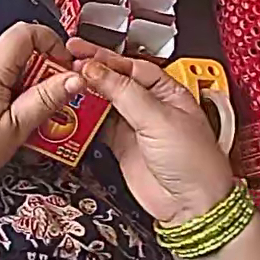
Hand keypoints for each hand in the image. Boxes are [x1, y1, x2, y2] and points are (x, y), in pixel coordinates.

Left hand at [0, 22, 83, 194]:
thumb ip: (47, 99)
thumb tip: (76, 78)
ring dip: (31, 82)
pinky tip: (21, 118)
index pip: (26, 31)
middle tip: (59, 96)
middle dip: (45, 67)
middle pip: (20, 47)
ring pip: (10, 65)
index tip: (66, 69)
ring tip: (42, 111)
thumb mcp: (16, 128)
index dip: (52, 43)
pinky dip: (15, 91)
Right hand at [67, 38, 234, 222]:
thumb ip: (124, 92)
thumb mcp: (158, 118)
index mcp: (166, 90)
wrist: (192, 207)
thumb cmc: (195, 162)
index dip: (104, 58)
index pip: (129, 65)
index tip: (80, 52)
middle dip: (90, 71)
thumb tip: (96, 69)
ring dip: (85, 93)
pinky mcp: (121, 145)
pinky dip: (83, 118)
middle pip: (114, 80)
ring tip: (64, 83)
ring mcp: (134, 124)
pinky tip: (71, 110)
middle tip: (65, 62)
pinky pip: (97, 125)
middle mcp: (149, 104)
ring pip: (103, 101)